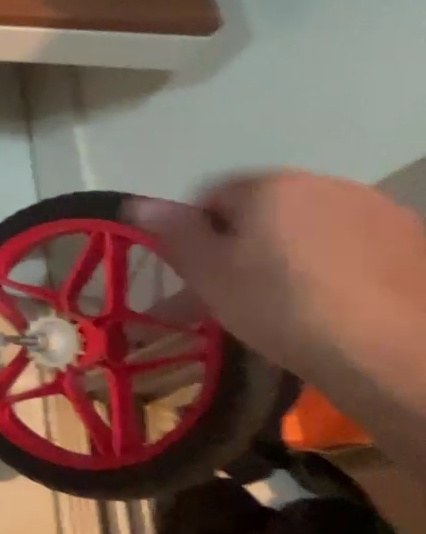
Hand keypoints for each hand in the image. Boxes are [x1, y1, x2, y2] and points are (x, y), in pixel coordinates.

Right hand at [125, 171, 425, 380]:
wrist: (391, 349)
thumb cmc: (279, 305)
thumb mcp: (206, 273)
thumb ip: (172, 232)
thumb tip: (135, 203)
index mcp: (270, 186)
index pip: (212, 197)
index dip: (198, 235)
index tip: (201, 273)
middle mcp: (327, 183)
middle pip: (266, 208)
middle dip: (248, 239)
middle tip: (239, 287)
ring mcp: (379, 210)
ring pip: (312, 224)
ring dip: (294, 249)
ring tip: (292, 296)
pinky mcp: (413, 241)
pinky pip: (355, 243)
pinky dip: (338, 263)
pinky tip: (338, 299)